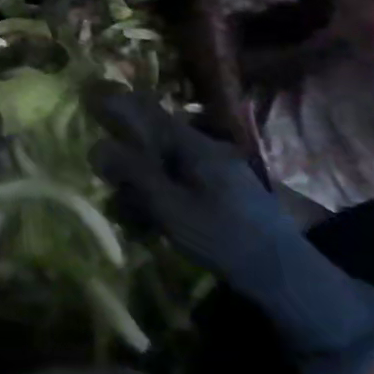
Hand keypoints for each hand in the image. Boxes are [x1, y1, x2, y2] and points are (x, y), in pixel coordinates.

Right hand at [88, 89, 373, 373]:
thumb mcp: (171, 208)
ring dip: (144, 189)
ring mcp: (217, 172)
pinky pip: (182, 186)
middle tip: (114, 192)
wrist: (285, 275)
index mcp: (194, 146)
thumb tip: (97, 146)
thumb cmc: (223, 237)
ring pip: (165, 168)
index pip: (147, 112)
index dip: (117, 104)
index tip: (88, 97)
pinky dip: (163, 200)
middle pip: (153, 143)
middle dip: (128, 165)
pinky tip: (157, 228)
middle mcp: (206, 151)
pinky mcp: (224, 195)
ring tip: (136, 223)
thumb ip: (134, 175)